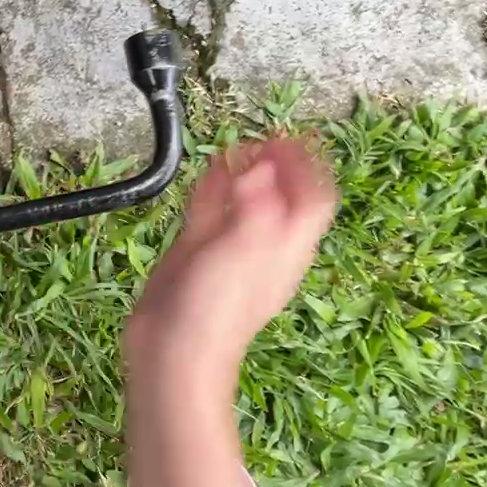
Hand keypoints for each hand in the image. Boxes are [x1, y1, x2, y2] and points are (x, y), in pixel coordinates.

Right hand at [123, 137, 336, 486]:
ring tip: (236, 147)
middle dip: (277, 165)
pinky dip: (214, 188)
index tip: (292, 137)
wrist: (175, 349)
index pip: (312, 199)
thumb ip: (255, 206)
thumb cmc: (214, 308)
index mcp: (285, 246)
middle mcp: (264, 244)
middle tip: (262, 139)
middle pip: (282, 197)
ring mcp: (232, 247)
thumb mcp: (243, 252)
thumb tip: (263, 167)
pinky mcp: (200, 251)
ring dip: (245, 173)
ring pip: (246, 201)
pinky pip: (213, 211)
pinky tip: (207, 172)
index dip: (308, 167)